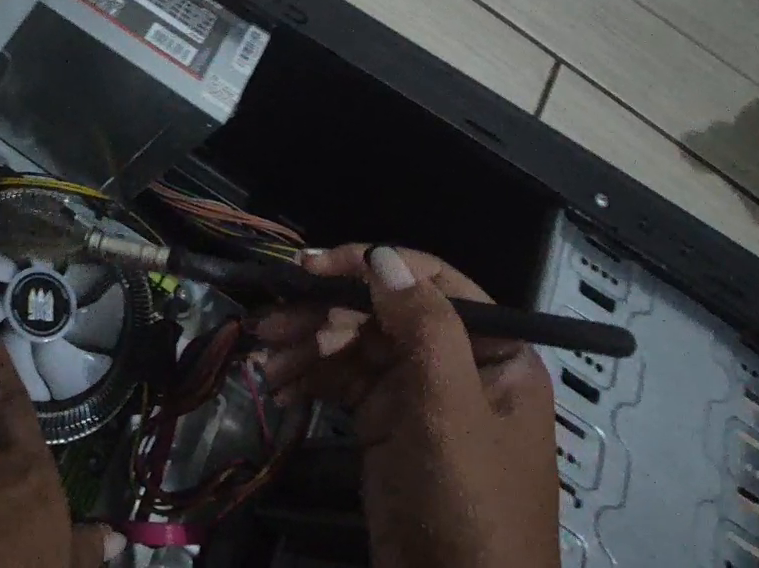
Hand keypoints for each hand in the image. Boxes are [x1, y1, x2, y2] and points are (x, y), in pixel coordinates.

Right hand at [255, 246, 558, 567]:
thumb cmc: (466, 502)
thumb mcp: (447, 410)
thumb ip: (422, 326)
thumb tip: (383, 256)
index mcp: (494, 352)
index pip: (430, 282)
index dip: (369, 265)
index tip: (310, 266)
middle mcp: (455, 363)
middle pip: (380, 312)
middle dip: (323, 314)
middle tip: (271, 324)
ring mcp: (417, 392)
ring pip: (353, 343)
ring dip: (306, 345)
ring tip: (265, 359)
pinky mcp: (383, 419)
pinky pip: (341, 379)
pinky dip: (309, 378)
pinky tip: (278, 387)